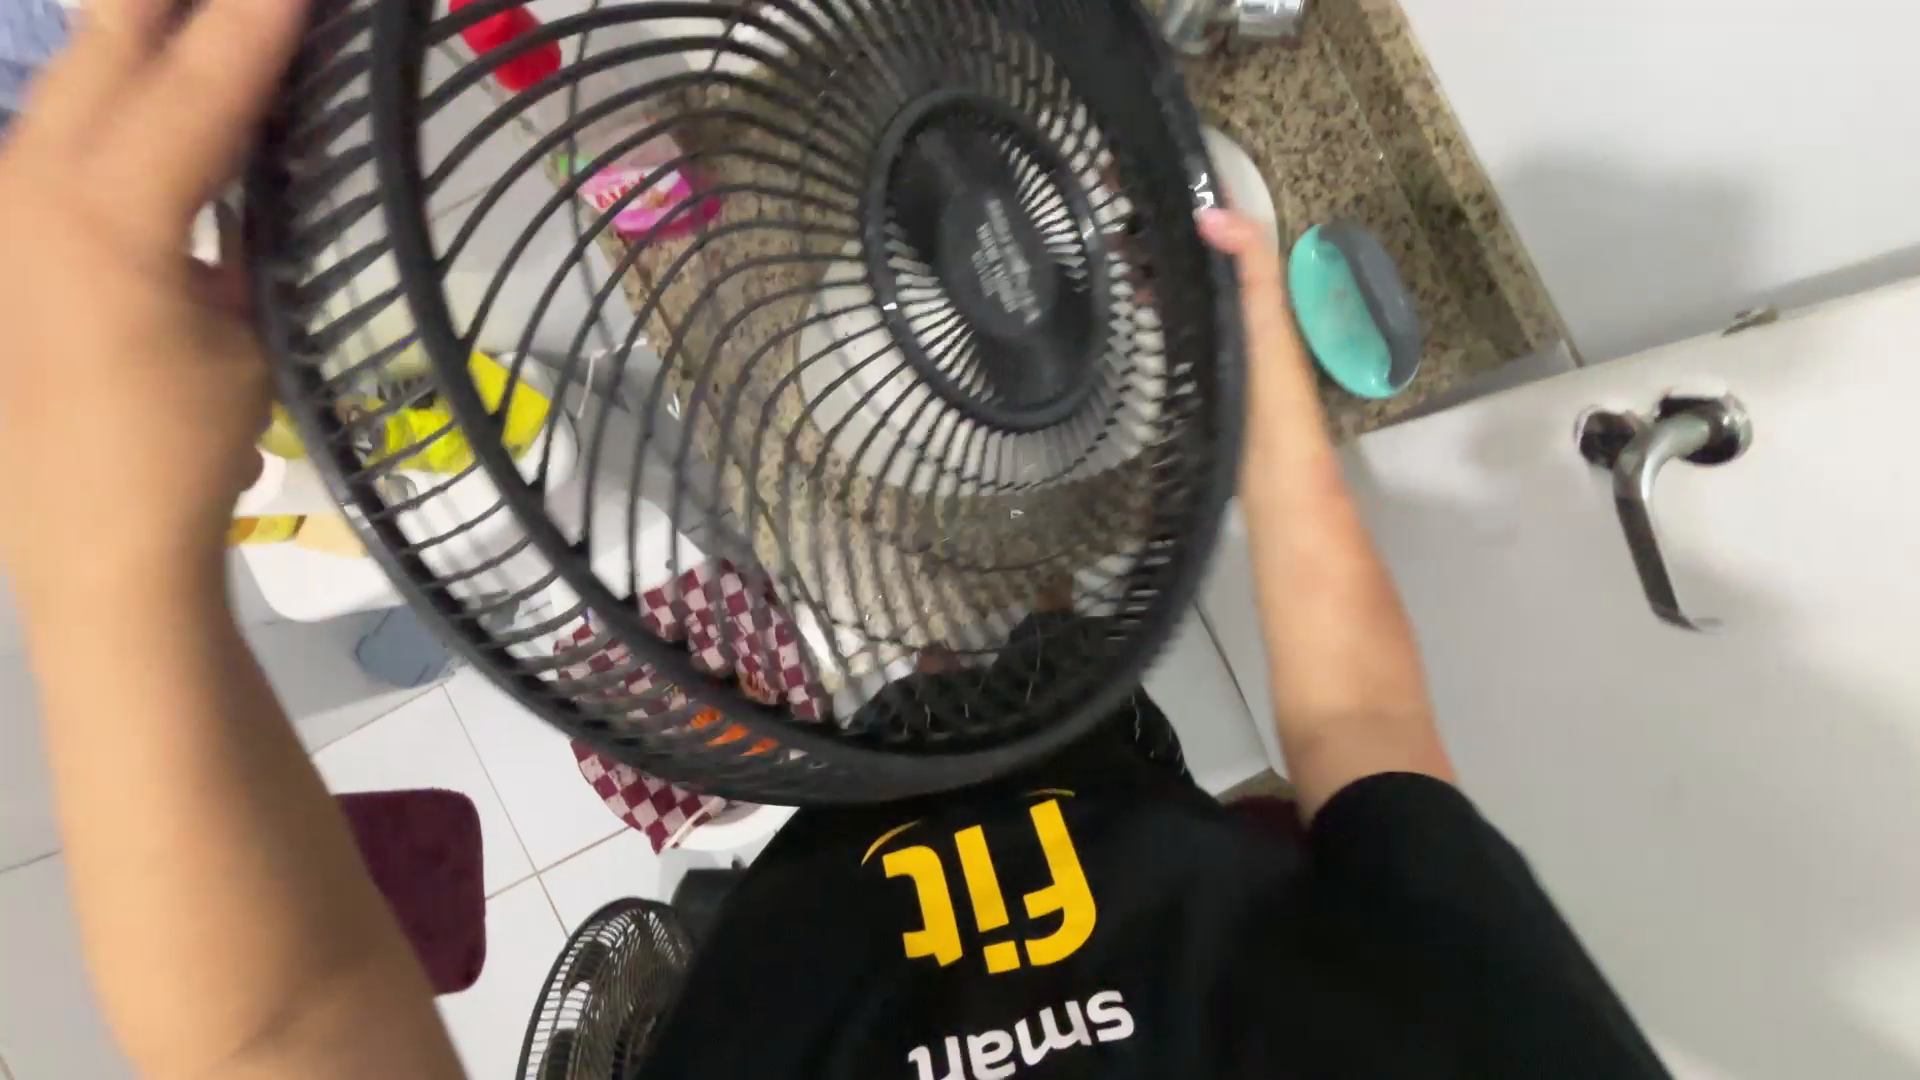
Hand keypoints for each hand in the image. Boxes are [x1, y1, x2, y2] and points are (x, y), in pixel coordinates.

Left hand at [0, 0, 309, 601]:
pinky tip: (169, 90)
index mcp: (105, 214)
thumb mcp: (246, 341)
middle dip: (183, 6)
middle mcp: (34, 181)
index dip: (255, 29)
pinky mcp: (20, 229)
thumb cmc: (182, 441)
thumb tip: (263, 193)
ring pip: (85, 81)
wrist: (84, 520)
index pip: (198, 95)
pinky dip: (133, 94)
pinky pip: (80, 132)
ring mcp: (14, 201)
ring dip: (152, 34)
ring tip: (219, 20)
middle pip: (113, 52)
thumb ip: (246, 252)